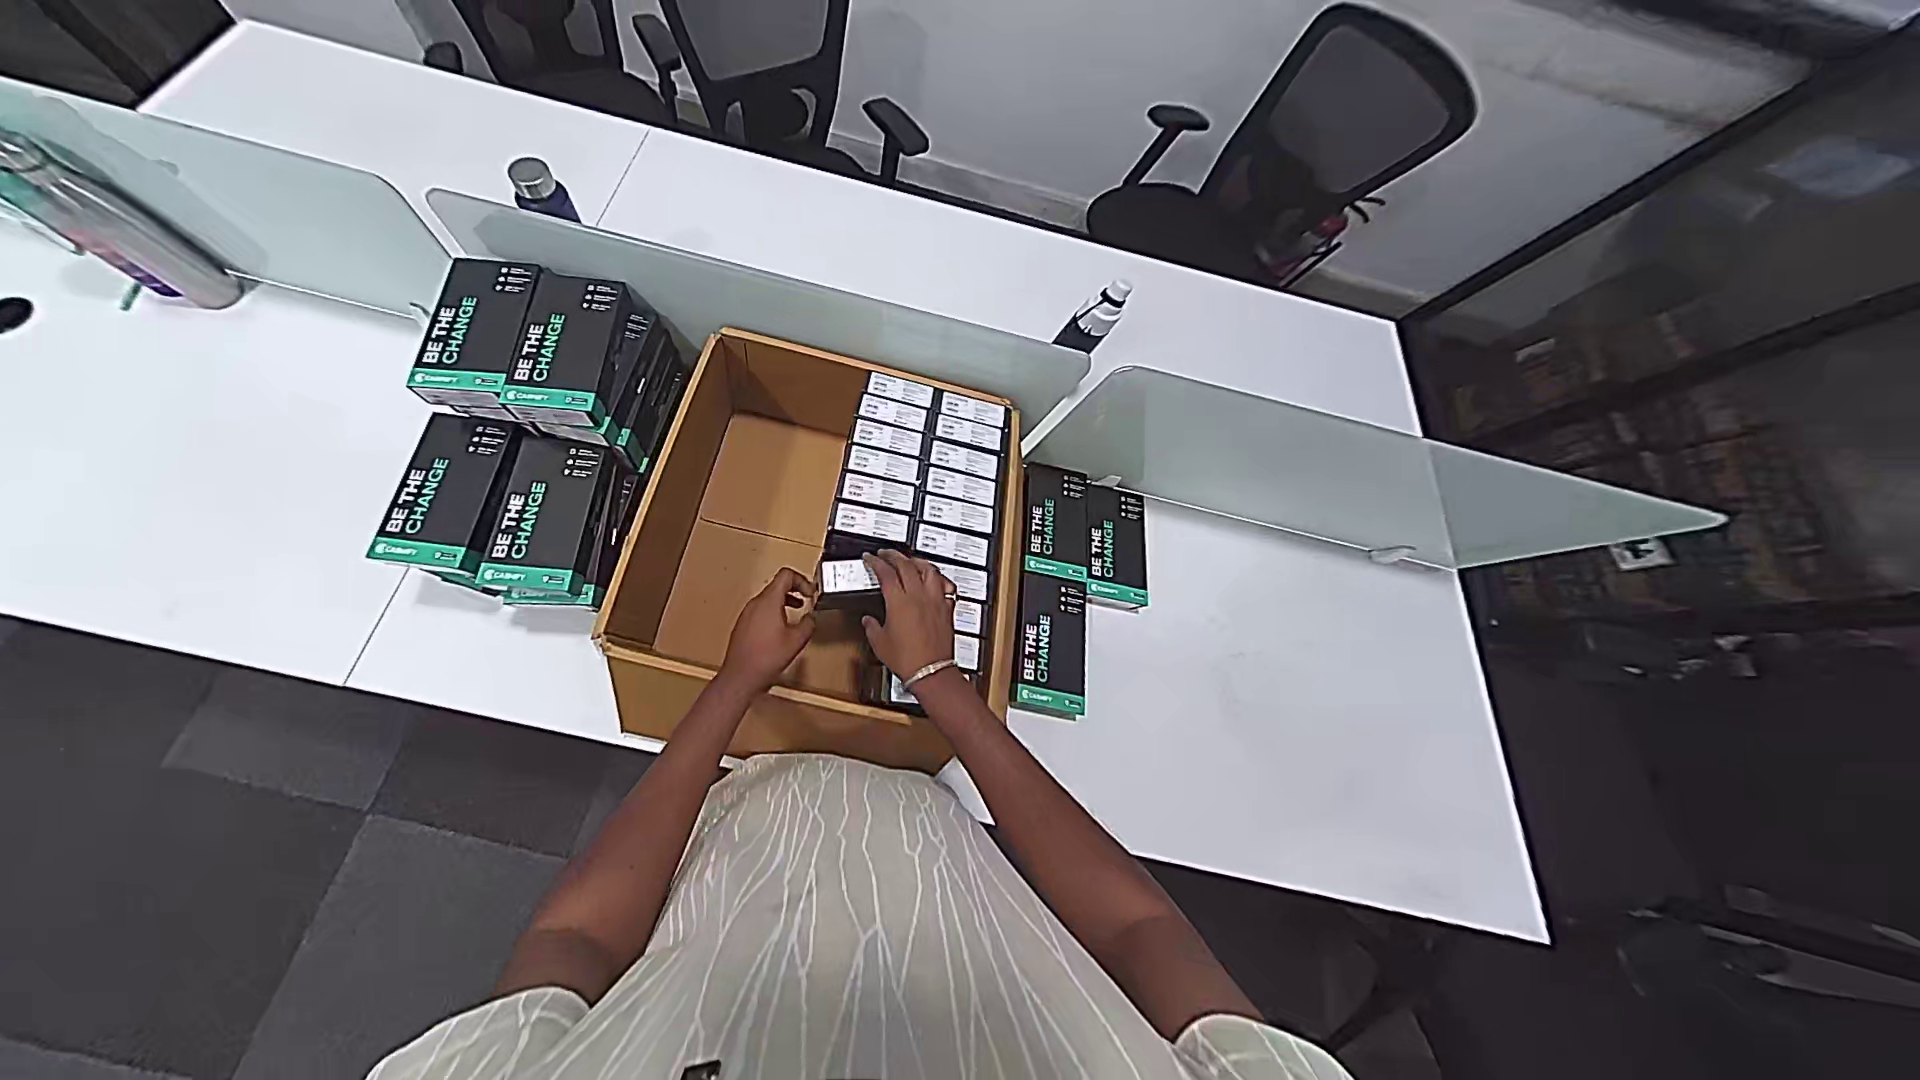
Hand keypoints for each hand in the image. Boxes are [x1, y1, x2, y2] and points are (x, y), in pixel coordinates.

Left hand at [718, 568, 815, 692]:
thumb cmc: (766, 659)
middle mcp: (755, 604)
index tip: (810, 592)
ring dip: (785, 600)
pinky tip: (781, 628)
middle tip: (807, 600)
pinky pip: (760, 609)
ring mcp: (746, 614)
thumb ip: (809, 623)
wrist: (741, 677)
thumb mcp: (797, 640)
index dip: (802, 580)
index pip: (785, 575)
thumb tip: (811, 617)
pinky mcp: (743, 624)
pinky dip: (774, 611)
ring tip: (796, 612)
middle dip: (795, 590)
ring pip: (768, 597)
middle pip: (777, 585)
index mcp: (769, 601)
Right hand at [860, 551, 956, 679]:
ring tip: (910, 560)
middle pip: (906, 565)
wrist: (930, 671)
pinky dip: (937, 577)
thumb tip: (868, 621)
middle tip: (886, 553)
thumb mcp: (879, 643)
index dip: (876, 562)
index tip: (870, 558)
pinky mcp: (946, 608)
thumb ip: (872, 627)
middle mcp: (918, 596)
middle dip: (893, 555)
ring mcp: (934, 600)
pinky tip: (934, 578)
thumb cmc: (907, 659)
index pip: (885, 572)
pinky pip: (944, 585)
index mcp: (898, 602)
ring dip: (916, 561)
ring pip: (928, 569)